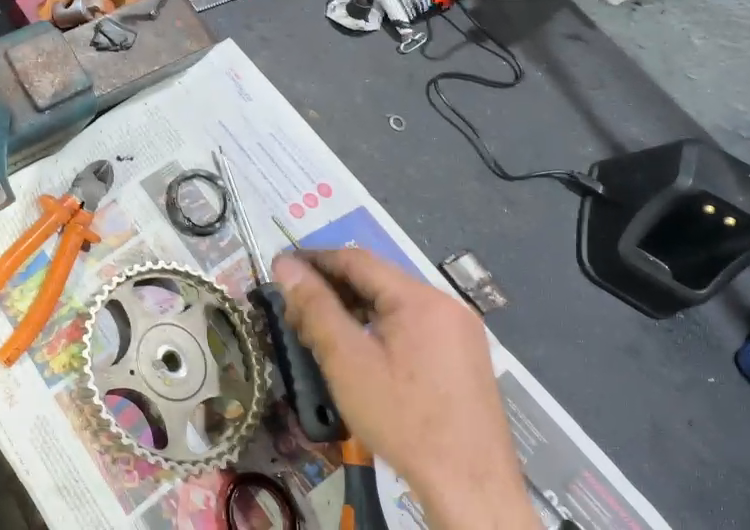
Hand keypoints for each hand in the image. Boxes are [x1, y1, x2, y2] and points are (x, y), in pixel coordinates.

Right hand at [271, 247, 537, 529]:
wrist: (471, 489)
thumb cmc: (403, 419)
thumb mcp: (347, 359)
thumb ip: (314, 306)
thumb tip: (284, 264)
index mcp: (421, 299)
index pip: (355, 260)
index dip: (312, 260)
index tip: (278, 271)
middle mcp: (446, 306)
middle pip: (375, 280)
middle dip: (330, 290)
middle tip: (294, 313)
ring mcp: (459, 333)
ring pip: (391, 304)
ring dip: (350, 310)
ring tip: (317, 334)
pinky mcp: (462, 359)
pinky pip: (410, 326)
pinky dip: (376, 329)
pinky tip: (355, 352)